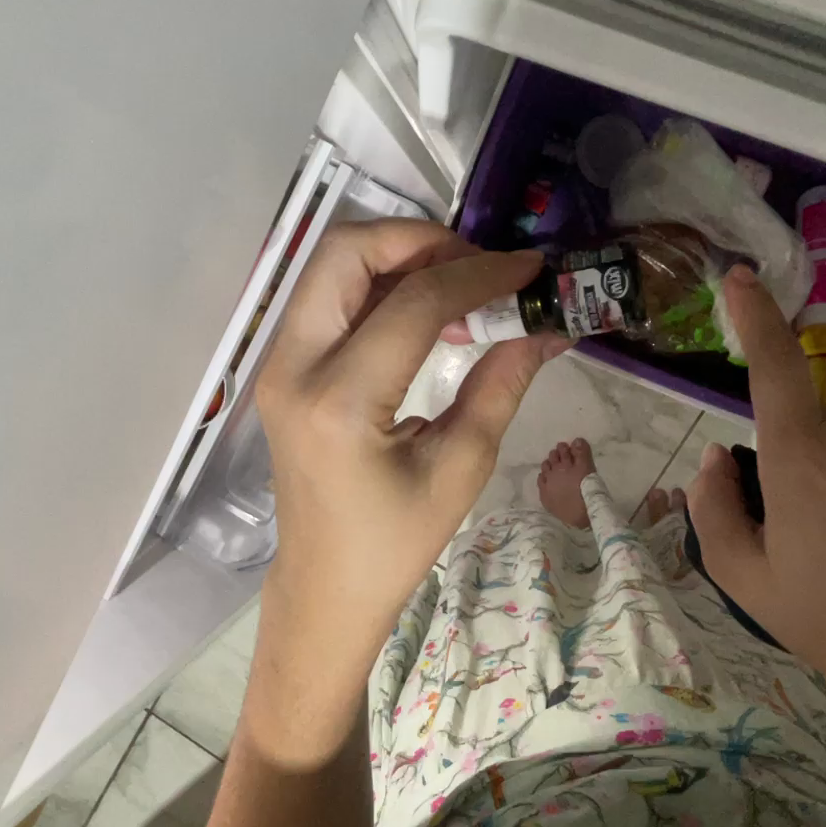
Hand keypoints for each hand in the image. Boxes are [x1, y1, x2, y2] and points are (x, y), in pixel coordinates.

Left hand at [255, 221, 569, 697]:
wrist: (324, 586)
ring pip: (330, 266)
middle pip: (345, 251)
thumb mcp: (461, 468)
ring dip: (397, 258)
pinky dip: (377, 286)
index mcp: (340, 403)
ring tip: (458, 289)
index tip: (529, 269)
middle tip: (477, 265)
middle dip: (420, 240)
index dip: (478, 275)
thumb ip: (500, 384)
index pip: (413, 304)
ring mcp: (277, 365)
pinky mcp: (282, 369)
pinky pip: (326, 297)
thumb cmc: (395, 543)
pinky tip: (425, 315)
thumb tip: (548, 325)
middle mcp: (293, 369)